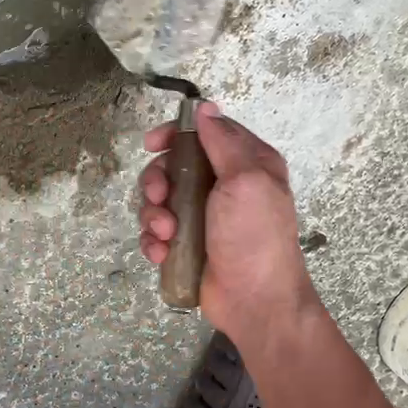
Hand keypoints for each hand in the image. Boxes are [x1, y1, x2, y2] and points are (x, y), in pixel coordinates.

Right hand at [138, 105, 319, 346]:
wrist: (254, 299)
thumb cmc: (255, 235)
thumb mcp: (246, 179)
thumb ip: (222, 142)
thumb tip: (204, 108)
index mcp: (244, 164)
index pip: (203, 133)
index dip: (174, 134)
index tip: (152, 144)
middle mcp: (220, 186)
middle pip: (171, 166)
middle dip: (157, 182)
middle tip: (159, 198)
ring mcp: (200, 218)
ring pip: (157, 201)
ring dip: (153, 216)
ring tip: (166, 234)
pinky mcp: (183, 245)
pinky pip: (154, 233)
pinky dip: (153, 242)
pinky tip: (162, 254)